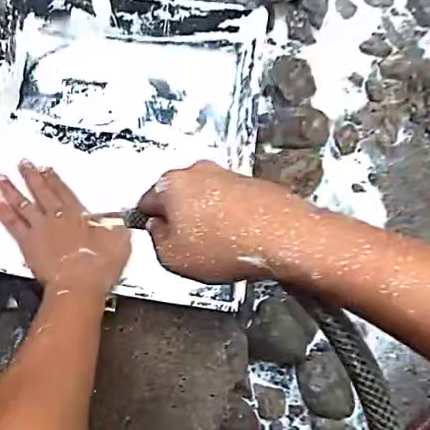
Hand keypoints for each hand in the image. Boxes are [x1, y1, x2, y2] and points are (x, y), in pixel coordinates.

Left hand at [0, 162, 130, 300]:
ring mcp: (40, 229)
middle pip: (41, 191)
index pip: (63, 191)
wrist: (79, 286)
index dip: (53, 179)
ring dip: (11, 189)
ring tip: (2, 178)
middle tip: (22, 164)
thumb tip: (116, 214)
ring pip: (22, 203)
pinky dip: (2, 212)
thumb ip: (116, 224)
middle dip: (31, 176)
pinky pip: (12, 223)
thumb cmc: (100, 266)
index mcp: (77, 214)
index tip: (45, 168)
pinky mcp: (27, 243)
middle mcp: (56, 216)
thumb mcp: (119, 241)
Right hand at [135, 161, 308, 282]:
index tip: (155, 238)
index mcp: (170, 185)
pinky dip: (228, 219)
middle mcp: (197, 172)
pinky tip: (235, 240)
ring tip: (215, 246)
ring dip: (205, 219)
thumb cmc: (229, 247)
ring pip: (203, 199)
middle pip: (176, 197)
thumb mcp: (171, 257)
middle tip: (186, 246)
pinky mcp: (251, 184)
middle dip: (178, 219)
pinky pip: (229, 203)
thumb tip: (158, 230)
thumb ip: (155, 239)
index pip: (145, 202)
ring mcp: (227, 175)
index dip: (148, 224)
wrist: (285, 239)